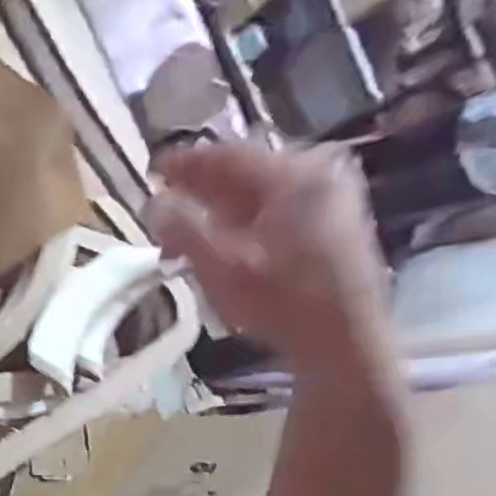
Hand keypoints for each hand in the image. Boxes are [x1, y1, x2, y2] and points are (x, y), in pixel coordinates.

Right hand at [144, 141, 392, 378]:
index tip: (152, 170)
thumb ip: (182, 229)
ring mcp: (331, 198)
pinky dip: (242, 220)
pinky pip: (276, 209)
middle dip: (199, 189)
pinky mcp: (333, 224)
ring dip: (217, 208)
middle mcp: (317, 175)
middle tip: (163, 201)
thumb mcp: (220, 266)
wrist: (344, 340)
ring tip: (183, 230)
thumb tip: (154, 203)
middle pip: (245, 172)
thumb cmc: (280, 301)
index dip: (184, 162)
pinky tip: (219, 240)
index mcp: (293, 175)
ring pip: (259, 193)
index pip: (227, 155)